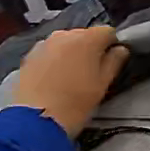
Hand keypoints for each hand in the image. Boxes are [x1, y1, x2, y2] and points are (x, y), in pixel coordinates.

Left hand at [6, 25, 130, 136]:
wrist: (37, 119)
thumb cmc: (77, 102)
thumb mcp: (103, 83)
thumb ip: (114, 61)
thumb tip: (120, 49)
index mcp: (87, 39)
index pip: (107, 31)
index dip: (112, 44)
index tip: (111, 61)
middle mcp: (65, 35)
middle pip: (85, 34)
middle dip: (91, 47)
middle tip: (92, 70)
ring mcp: (45, 44)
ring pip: (66, 42)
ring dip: (72, 52)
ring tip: (71, 75)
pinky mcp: (30, 55)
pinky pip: (50, 51)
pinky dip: (55, 59)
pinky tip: (55, 77)